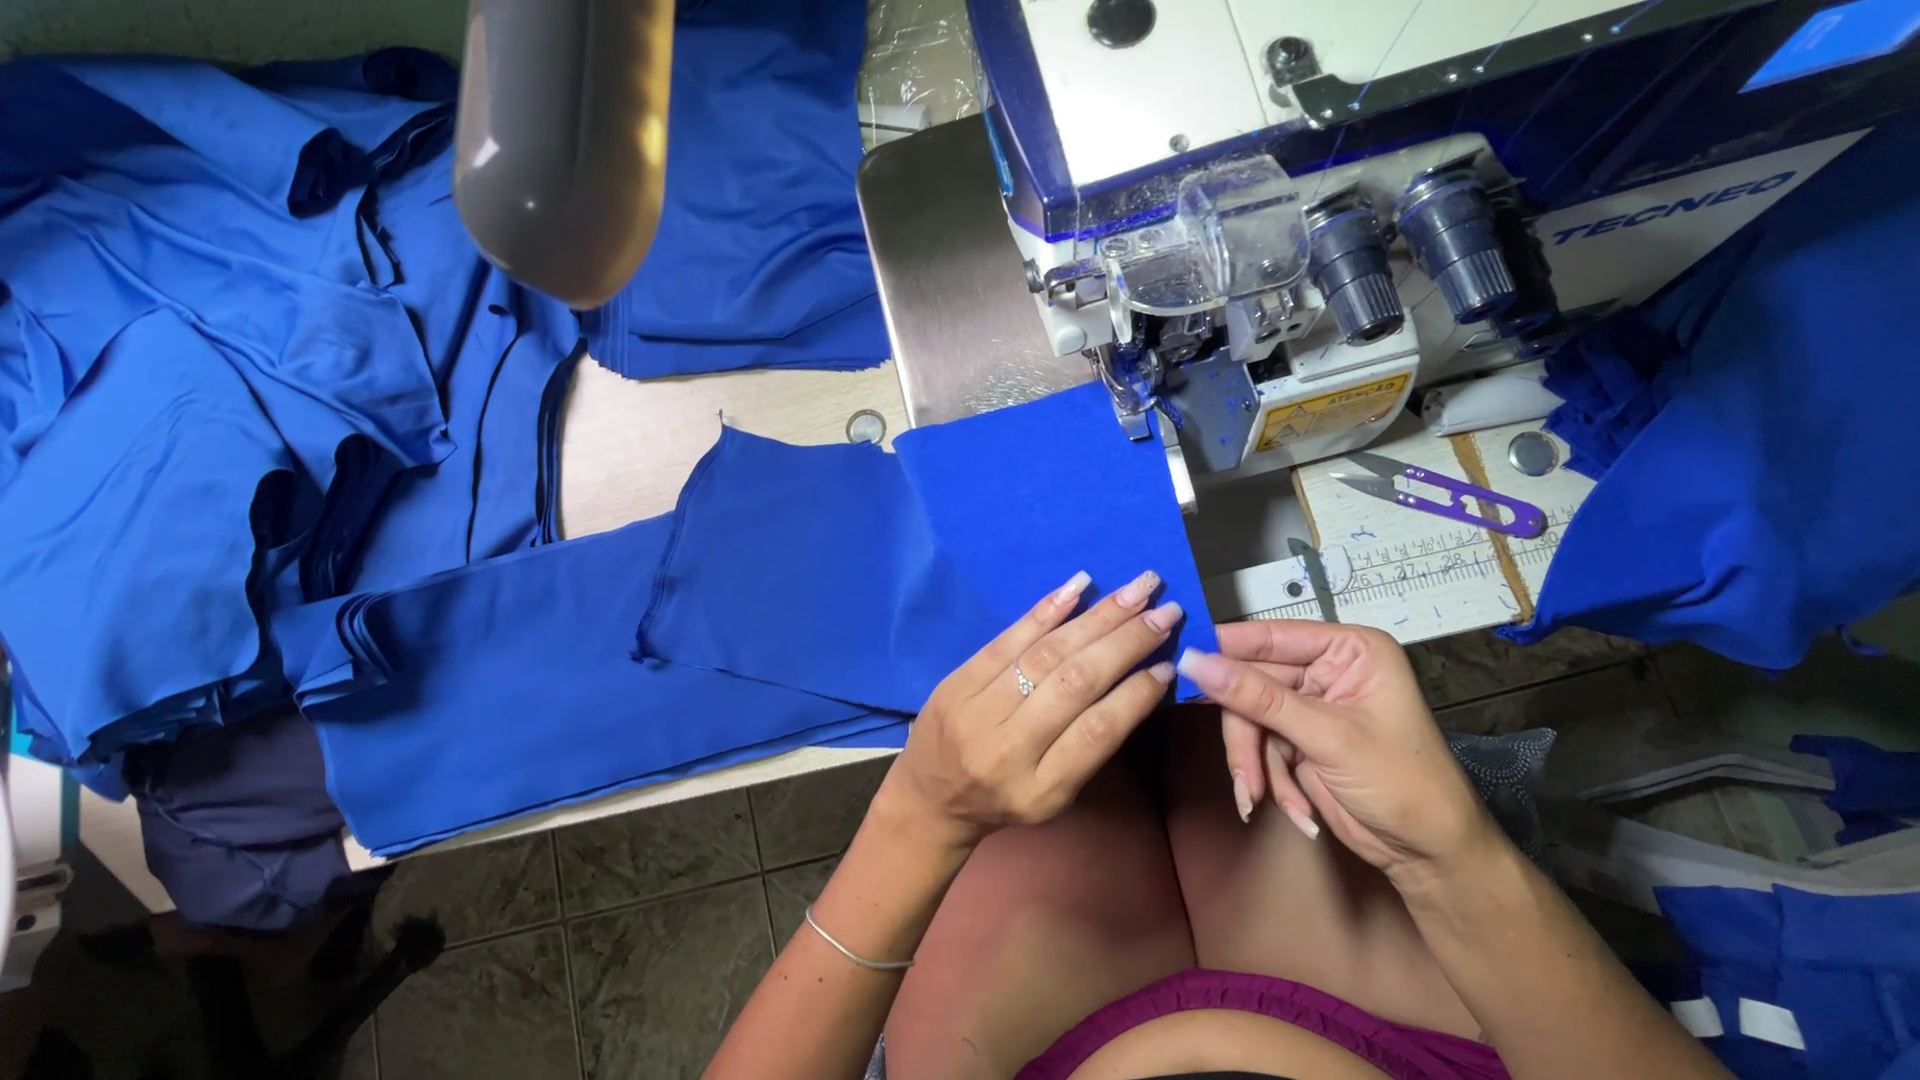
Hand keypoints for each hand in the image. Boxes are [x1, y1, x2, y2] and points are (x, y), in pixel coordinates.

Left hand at [875, 570, 1181, 850]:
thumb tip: (1142, 678)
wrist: (929, 799)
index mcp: (1041, 789)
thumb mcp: (1053, 796)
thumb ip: (1091, 744)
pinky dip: (1045, 611)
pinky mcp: (956, 684)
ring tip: (1135, 590)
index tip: (1170, 663)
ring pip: (1044, 656)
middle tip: (1165, 610)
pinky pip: (1006, 640)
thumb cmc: (1004, 800)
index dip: (1137, 695)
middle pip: (1075, 684)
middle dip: (1126, 642)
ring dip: (1096, 618)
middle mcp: (1007, 751)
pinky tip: (1079, 587)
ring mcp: (976, 714)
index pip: (1097, 731)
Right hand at [1178, 622, 1500, 881]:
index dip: (1225, 650)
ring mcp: (1311, 706)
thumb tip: (1194, 661)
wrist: (1432, 855)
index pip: (1271, 638)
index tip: (1182, 662)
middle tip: (1242, 773)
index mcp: (1348, 650)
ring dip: (1254, 764)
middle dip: (1246, 735)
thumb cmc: (1401, 782)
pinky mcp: (1299, 739)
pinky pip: (1260, 746)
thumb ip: (1258, 697)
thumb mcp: (1327, 736)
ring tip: (1261, 798)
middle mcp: (1327, 670)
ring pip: (1249, 719)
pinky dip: (1270, 779)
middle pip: (1251, 684)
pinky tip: (1297, 811)